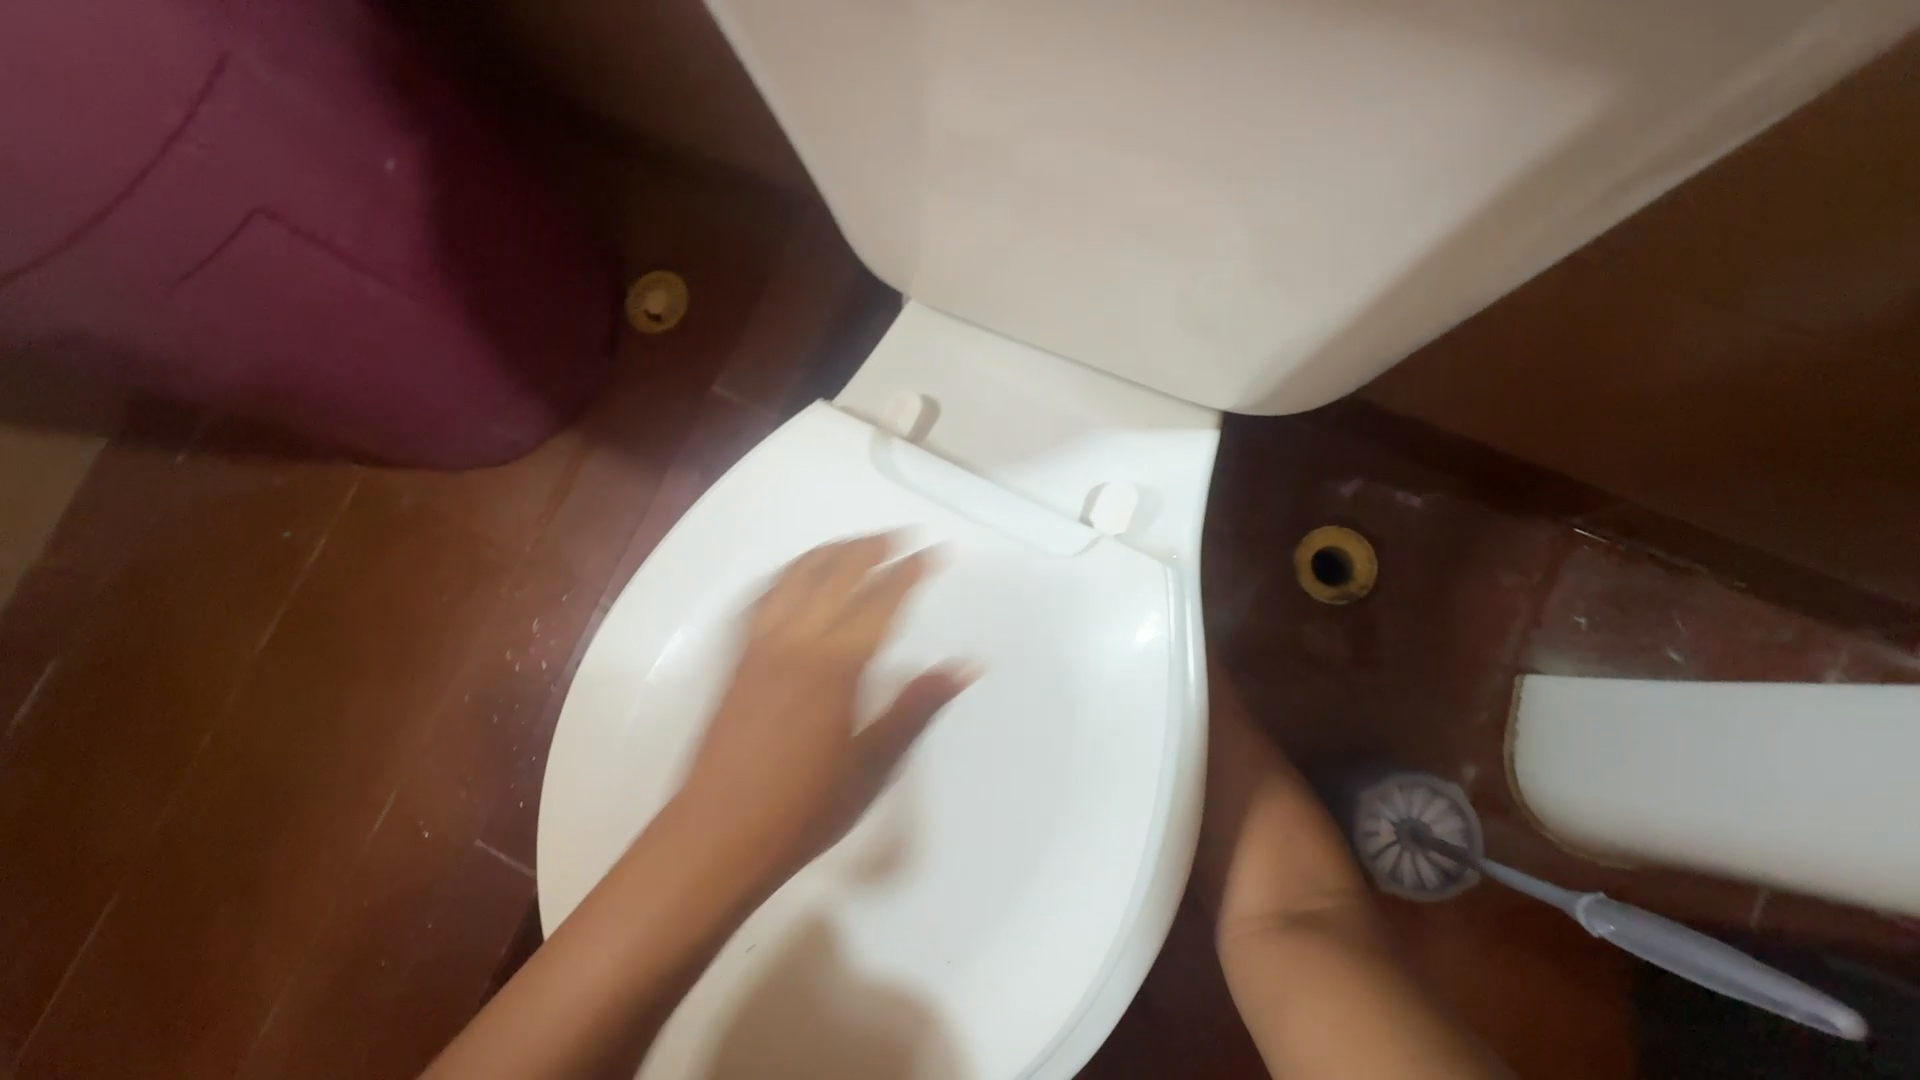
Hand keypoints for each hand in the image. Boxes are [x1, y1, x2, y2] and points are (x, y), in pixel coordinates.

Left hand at [679, 533, 976, 877]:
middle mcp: (795, 640)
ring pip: (796, 576)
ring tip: (857, 544)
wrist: (719, 833)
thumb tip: (965, 666)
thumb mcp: (873, 762)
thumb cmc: (805, 807)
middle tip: (902, 537)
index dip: (911, 571)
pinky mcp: (736, 659)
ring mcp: (759, 645)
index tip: (936, 552)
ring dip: (831, 551)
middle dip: (872, 548)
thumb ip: (916, 705)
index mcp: (835, 664)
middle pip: (837, 573)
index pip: (881, 599)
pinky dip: (788, 573)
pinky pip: (763, 596)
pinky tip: (797, 576)